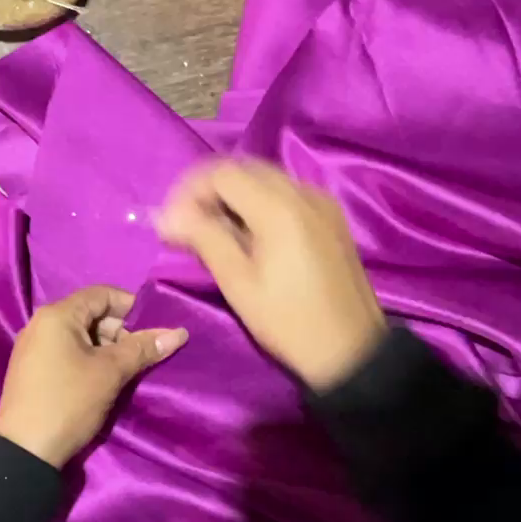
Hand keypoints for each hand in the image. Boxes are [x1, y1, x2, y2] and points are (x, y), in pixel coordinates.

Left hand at [0, 287, 187, 466]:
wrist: (24, 451)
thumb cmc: (68, 402)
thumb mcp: (110, 373)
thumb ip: (143, 348)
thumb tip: (179, 332)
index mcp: (57, 315)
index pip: (101, 294)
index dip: (131, 306)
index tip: (153, 327)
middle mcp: (41, 324)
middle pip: (90, 314)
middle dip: (119, 330)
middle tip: (140, 355)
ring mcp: (33, 347)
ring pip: (79, 335)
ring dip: (105, 347)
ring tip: (125, 371)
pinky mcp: (32, 369)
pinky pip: (65, 351)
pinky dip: (87, 358)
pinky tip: (102, 380)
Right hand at [156, 159, 384, 388]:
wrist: (353, 352)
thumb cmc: (289, 322)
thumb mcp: (238, 283)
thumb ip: (204, 238)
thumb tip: (167, 216)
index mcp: (280, 208)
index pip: (222, 172)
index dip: (189, 191)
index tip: (171, 223)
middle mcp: (303, 192)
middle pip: (244, 169)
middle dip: (208, 190)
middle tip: (185, 224)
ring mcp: (322, 203)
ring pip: (265, 178)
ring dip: (232, 195)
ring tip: (211, 229)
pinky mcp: (330, 217)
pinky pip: (285, 192)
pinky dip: (258, 202)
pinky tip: (246, 232)